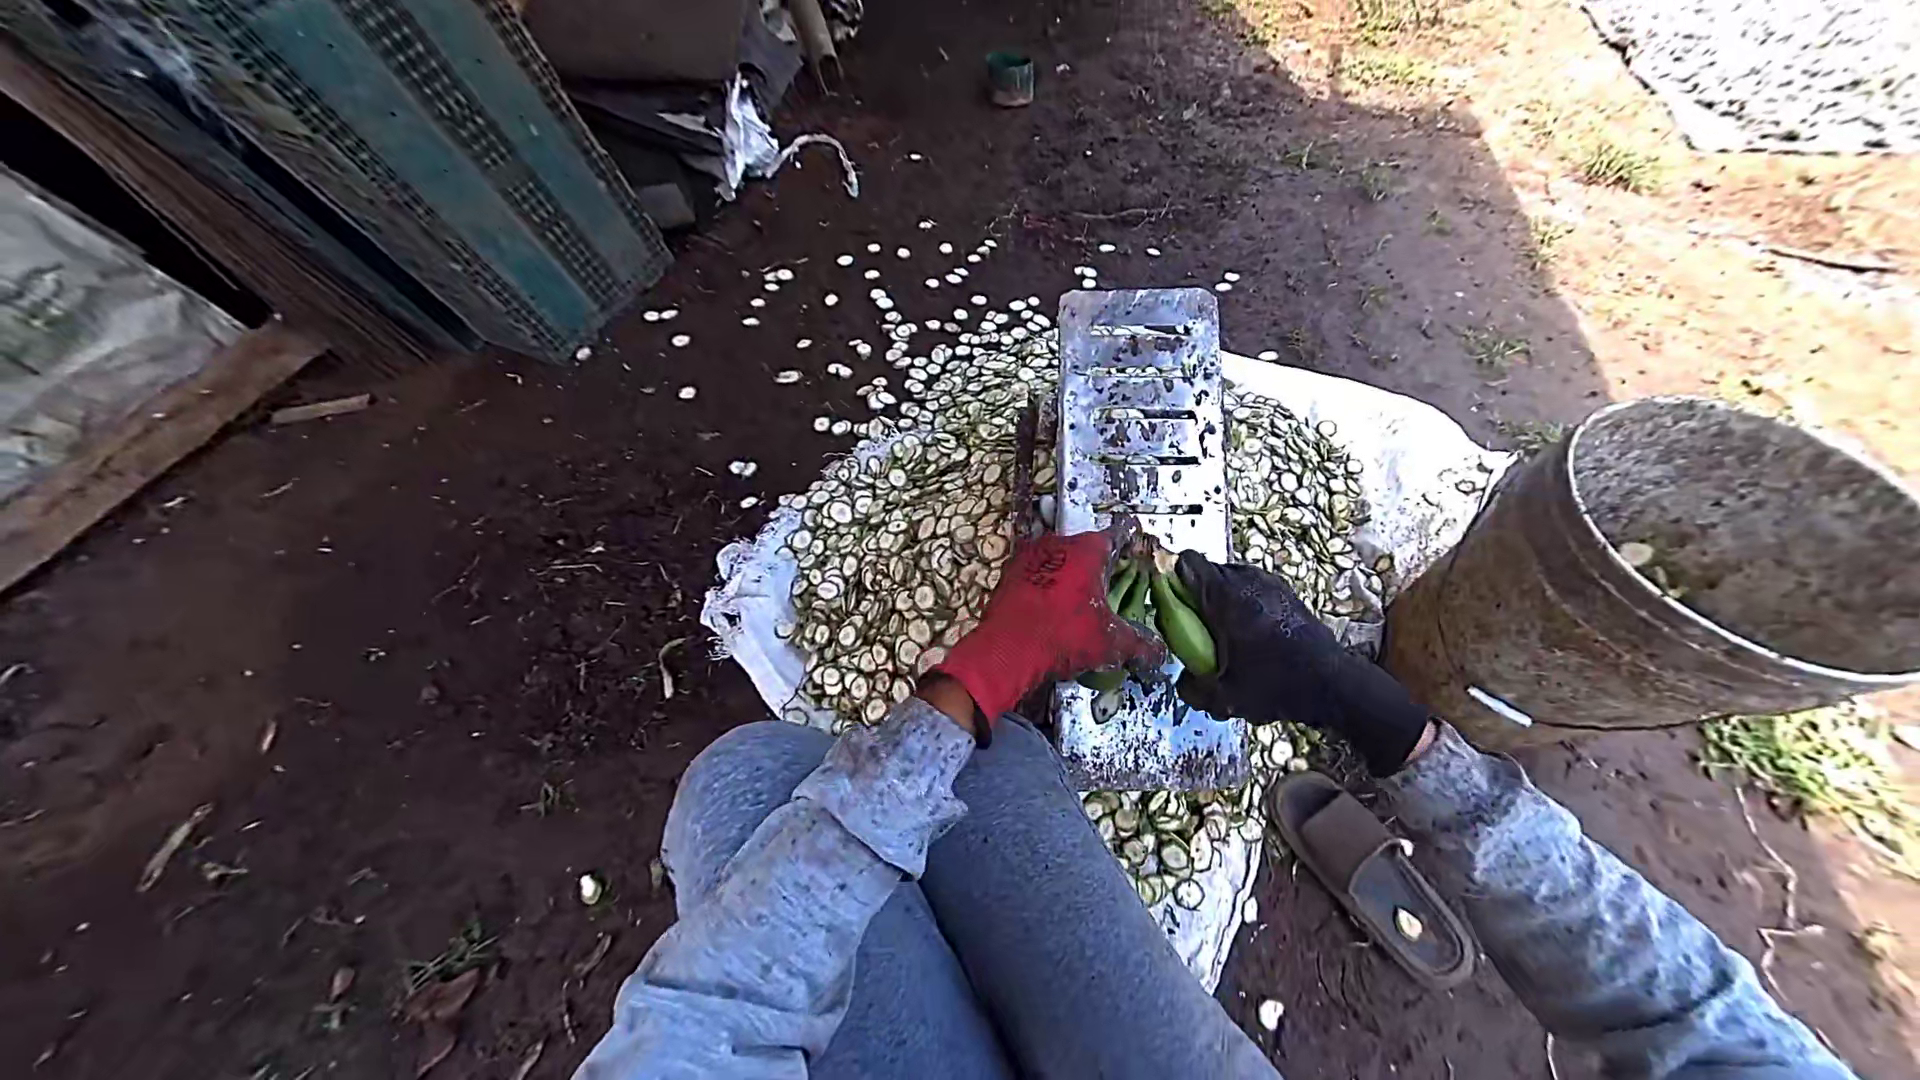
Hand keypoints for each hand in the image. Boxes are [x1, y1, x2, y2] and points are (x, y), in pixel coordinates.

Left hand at [929, 524, 1165, 741]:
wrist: (1005, 651)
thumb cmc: (1058, 636)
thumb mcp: (1110, 643)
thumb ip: (1140, 645)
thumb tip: (1157, 653)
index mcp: (1088, 550)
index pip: (1120, 534)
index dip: (1133, 543)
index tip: (1137, 547)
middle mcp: (1058, 544)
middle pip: (1089, 548)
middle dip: (1102, 566)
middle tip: (1113, 586)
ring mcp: (1030, 556)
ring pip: (1061, 559)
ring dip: (1072, 576)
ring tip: (1082, 602)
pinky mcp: (1010, 574)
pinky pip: (1039, 573)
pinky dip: (1049, 585)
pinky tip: (1054, 608)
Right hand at [1173, 550, 1430, 774]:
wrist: (1334, 686)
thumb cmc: (1276, 685)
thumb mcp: (1224, 696)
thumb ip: (1191, 687)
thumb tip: (1183, 680)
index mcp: (1224, 595)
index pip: (1186, 562)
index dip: (1172, 579)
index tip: (1172, 604)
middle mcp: (1245, 580)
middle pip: (1205, 571)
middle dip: (1195, 593)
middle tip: (1196, 624)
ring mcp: (1269, 583)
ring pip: (1229, 578)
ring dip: (1220, 597)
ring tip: (1224, 630)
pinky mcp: (1285, 592)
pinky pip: (1250, 587)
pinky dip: (1242, 602)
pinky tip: (1250, 633)